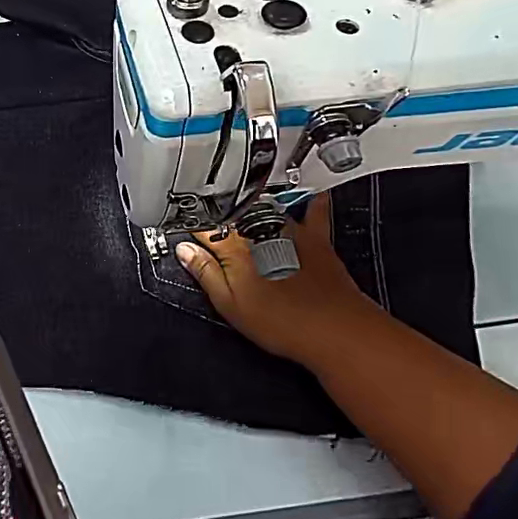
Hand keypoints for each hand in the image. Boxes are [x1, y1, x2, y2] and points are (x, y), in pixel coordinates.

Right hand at [174, 194, 382, 366]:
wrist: (333, 328)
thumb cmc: (281, 322)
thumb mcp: (230, 305)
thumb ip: (205, 272)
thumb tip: (184, 250)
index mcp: (234, 247)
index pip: (205, 227)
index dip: (192, 225)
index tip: (184, 224)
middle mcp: (261, 231)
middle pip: (232, 213)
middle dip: (218, 213)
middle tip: (209, 217)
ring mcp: (289, 230)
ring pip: (264, 206)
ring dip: (251, 204)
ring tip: (242, 202)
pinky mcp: (315, 237)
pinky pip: (313, 209)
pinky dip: (309, 198)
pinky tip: (308, 190)